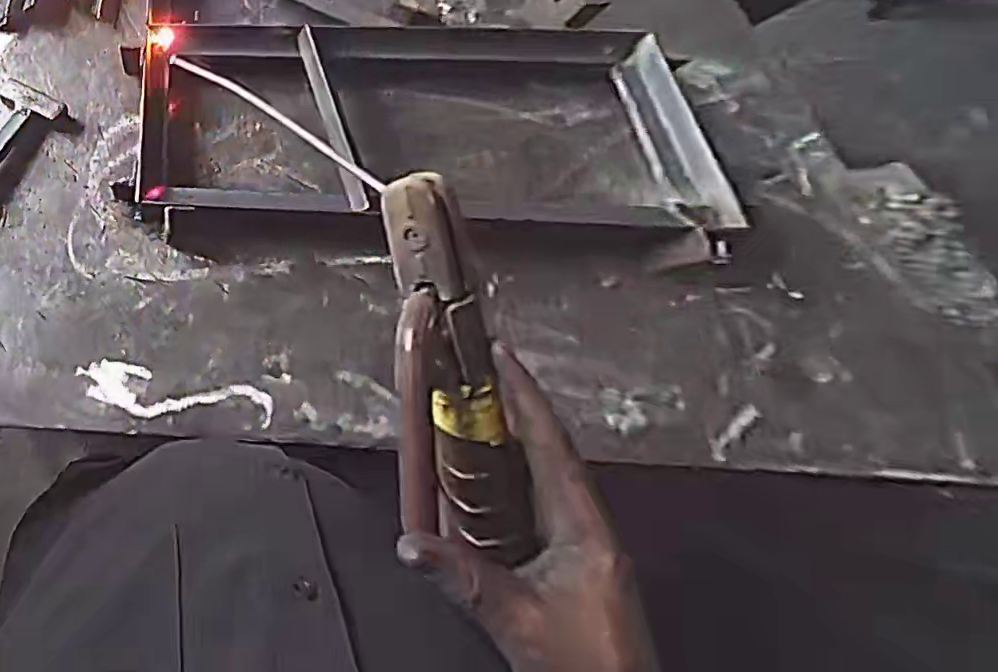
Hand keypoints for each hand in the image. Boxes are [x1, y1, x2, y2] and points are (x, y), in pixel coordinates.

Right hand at [396, 343, 658, 671]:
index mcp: (586, 532)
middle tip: (478, 370)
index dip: (525, 398)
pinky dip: (507, 466)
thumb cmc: (587, 668)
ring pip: (543, 469)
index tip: (502, 357)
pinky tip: (483, 466)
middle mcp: (588, 528)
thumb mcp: (516, 620)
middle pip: (548, 449)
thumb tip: (409, 543)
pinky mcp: (570, 557)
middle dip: (513, 405)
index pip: (552, 447)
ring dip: (510, 433)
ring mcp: (582, 542)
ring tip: (474, 405)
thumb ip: (461, 577)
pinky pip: (536, 493)